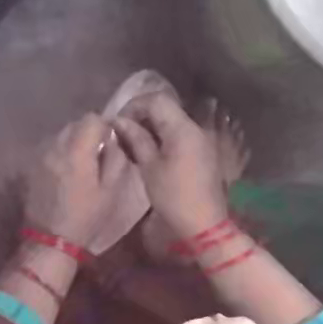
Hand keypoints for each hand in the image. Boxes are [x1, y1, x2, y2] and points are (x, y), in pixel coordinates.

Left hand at [22, 113, 133, 249]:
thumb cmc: (86, 217)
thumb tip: (113, 139)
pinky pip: (49, 148)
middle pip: (74, 124)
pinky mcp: (31, 165)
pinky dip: (60, 152)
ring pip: (60, 135)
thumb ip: (115, 158)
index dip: (104, 126)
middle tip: (98, 153)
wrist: (50, 239)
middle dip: (88, 133)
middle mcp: (54, 147)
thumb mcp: (110, 190)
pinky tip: (66, 171)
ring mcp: (40, 155)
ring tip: (81, 163)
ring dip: (73, 142)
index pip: (91, 119)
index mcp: (76, 152)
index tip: (110, 141)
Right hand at [112, 94, 226, 238]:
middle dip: (141, 114)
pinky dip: (163, 134)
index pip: (156, 100)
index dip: (134, 106)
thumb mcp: (149, 167)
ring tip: (133, 141)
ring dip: (151, 124)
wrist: (203, 223)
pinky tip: (150, 150)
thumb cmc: (173, 196)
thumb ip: (136, 138)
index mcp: (182, 129)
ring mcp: (202, 138)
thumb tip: (119, 121)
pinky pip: (180, 132)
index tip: (118, 122)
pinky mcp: (203, 150)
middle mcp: (195, 127)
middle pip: (166, 107)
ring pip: (172, 119)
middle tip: (123, 132)